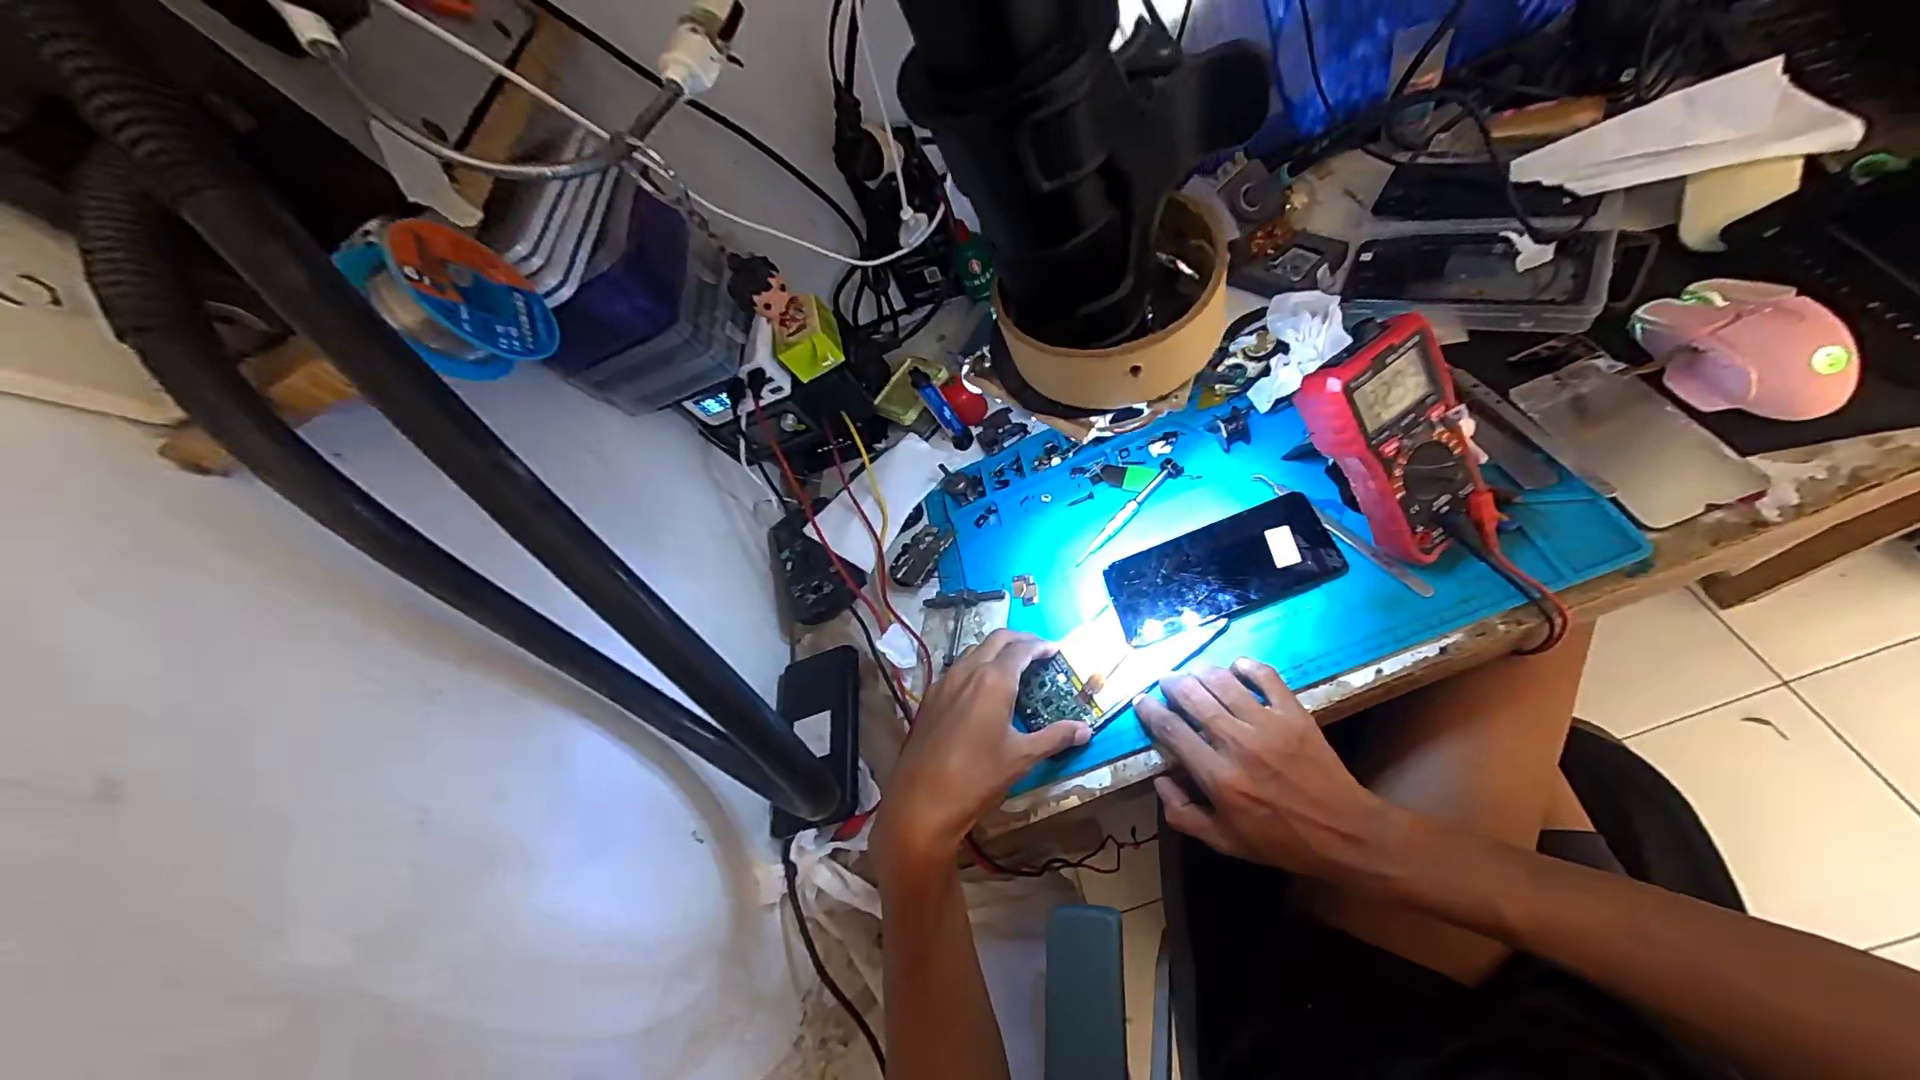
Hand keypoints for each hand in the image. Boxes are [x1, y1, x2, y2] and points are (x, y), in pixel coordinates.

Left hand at [875, 630, 1091, 867]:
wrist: (922, 800)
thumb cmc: (978, 776)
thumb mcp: (1022, 757)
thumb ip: (1055, 737)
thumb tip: (1085, 730)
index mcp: (993, 680)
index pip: (1021, 649)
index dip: (1041, 645)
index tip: (1055, 649)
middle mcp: (967, 671)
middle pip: (996, 640)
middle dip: (1019, 639)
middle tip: (1038, 650)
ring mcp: (944, 682)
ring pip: (973, 651)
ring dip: (995, 651)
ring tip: (1014, 668)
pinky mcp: (930, 697)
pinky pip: (957, 669)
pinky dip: (976, 667)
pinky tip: (983, 690)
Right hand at [1138, 659, 1393, 880]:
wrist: (1345, 833)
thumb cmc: (1279, 840)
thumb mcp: (1224, 842)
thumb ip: (1183, 814)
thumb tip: (1159, 780)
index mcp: (1217, 776)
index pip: (1171, 730)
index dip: (1150, 711)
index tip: (1141, 702)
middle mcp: (1237, 742)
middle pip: (1192, 696)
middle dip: (1172, 684)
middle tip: (1166, 681)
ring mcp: (1267, 724)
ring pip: (1222, 681)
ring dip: (1201, 672)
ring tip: (1194, 673)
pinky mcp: (1294, 713)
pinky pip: (1265, 676)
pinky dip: (1246, 665)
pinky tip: (1236, 667)